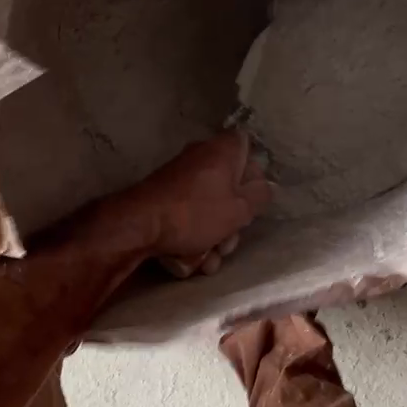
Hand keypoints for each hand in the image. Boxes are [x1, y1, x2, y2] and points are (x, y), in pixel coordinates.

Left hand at [110, 130, 272, 275]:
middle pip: (230, 185)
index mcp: (222, 150)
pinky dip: (193, 235)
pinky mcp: (165, 197)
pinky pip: (189, 215)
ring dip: (214, 237)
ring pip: (209, 207)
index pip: (247, 147)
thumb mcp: (239, 210)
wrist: (139, 225)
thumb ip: (260, 197)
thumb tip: (266, 187)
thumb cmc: (196, 213)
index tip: (252, 198)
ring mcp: (181, 177)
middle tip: (228, 241)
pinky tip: (192, 259)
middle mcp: (201, 157)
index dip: (253, 173)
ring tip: (208, 259)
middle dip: (233, 220)